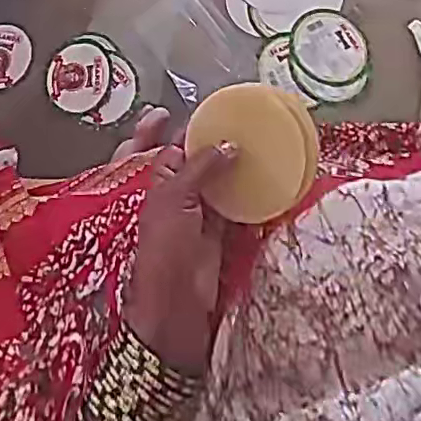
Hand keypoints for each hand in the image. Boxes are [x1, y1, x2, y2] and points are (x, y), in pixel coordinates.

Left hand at [122, 109, 232, 371]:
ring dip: (233, 166)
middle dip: (212, 144)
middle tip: (238, 124)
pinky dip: (249, 193)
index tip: (202, 111)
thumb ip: (200, 166)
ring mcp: (198, 214)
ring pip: (217, 181)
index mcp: (155, 181)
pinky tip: (265, 178)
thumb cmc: (164, 248)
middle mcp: (176, 194)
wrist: (175, 310)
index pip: (167, 146)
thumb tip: (229, 144)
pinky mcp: (219, 233)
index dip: (179, 129)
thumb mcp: (174, 197)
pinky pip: (236, 205)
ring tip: (256, 143)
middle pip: (194, 161)